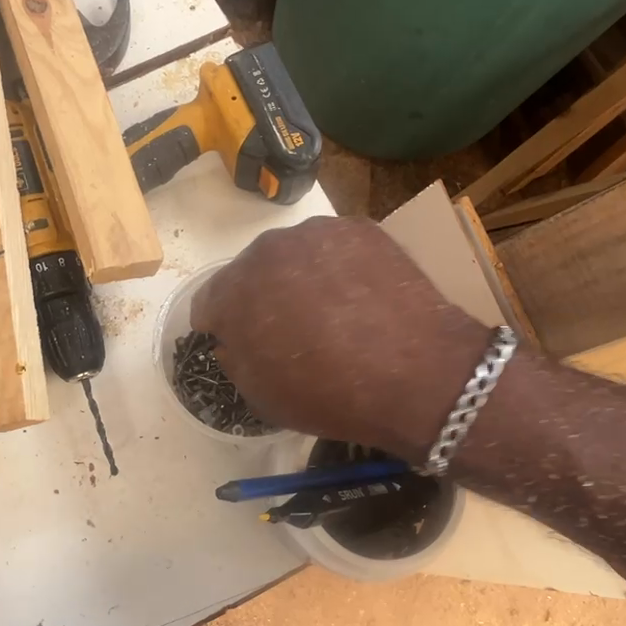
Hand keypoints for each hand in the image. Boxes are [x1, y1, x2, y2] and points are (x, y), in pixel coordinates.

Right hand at [191, 216, 492, 458]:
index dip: (219, 326)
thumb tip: (235, 339)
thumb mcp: (262, 396)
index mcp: (234, 289)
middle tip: (289, 332)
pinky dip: (340, 269)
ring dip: (300, 279)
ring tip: (331, 315)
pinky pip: (336, 250)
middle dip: (261, 298)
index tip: (238, 344)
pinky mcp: (362, 229)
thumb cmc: (328, 394)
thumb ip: (235, 358)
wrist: (417, 374)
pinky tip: (361, 300)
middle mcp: (269, 249)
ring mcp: (318, 233)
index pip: (208, 301)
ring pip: (295, 256)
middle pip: (251, 272)